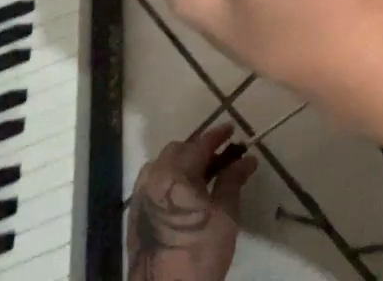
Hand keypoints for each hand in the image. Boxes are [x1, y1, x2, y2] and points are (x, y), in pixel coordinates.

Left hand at [129, 125, 255, 280]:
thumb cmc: (199, 252)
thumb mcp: (225, 216)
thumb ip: (232, 181)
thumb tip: (247, 159)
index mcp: (174, 174)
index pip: (200, 145)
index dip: (218, 136)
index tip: (233, 130)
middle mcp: (153, 179)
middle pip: (177, 150)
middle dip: (199, 148)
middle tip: (222, 156)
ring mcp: (140, 197)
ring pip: (162, 165)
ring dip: (182, 162)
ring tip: (203, 173)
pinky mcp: (135, 215)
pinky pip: (152, 182)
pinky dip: (169, 177)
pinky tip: (183, 192)